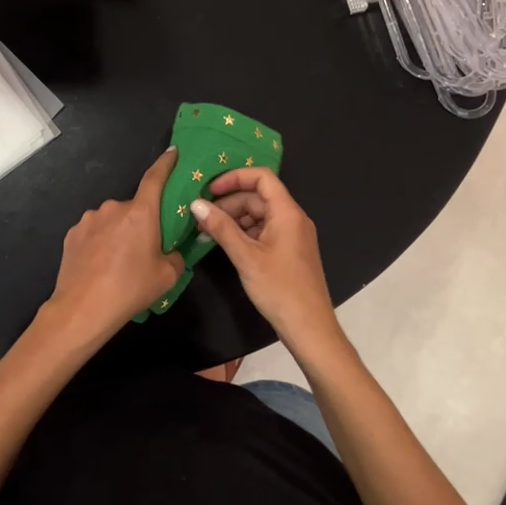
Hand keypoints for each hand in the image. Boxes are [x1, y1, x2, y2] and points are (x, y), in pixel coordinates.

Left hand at [46, 148, 185, 340]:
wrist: (83, 308)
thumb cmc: (130, 289)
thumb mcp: (167, 277)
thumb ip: (177, 256)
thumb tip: (173, 250)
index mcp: (140, 213)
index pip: (155, 177)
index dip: (166, 163)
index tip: (173, 152)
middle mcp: (113, 208)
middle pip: (134, 208)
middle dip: (140, 223)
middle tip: (145, 249)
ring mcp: (89, 219)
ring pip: (112, 221)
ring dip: (118, 233)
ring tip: (118, 263)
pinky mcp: (72, 233)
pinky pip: (93, 232)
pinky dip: (100, 243)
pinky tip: (99, 266)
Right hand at [191, 167, 340, 350]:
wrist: (309, 327)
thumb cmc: (279, 289)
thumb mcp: (246, 257)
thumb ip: (221, 227)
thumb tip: (196, 204)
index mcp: (287, 212)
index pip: (262, 177)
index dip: (234, 177)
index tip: (209, 189)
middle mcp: (293, 218)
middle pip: (258, 197)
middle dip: (228, 203)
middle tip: (201, 216)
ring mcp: (292, 235)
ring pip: (259, 214)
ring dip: (233, 219)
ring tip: (206, 231)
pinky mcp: (288, 250)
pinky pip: (263, 230)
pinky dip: (243, 233)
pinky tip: (223, 243)